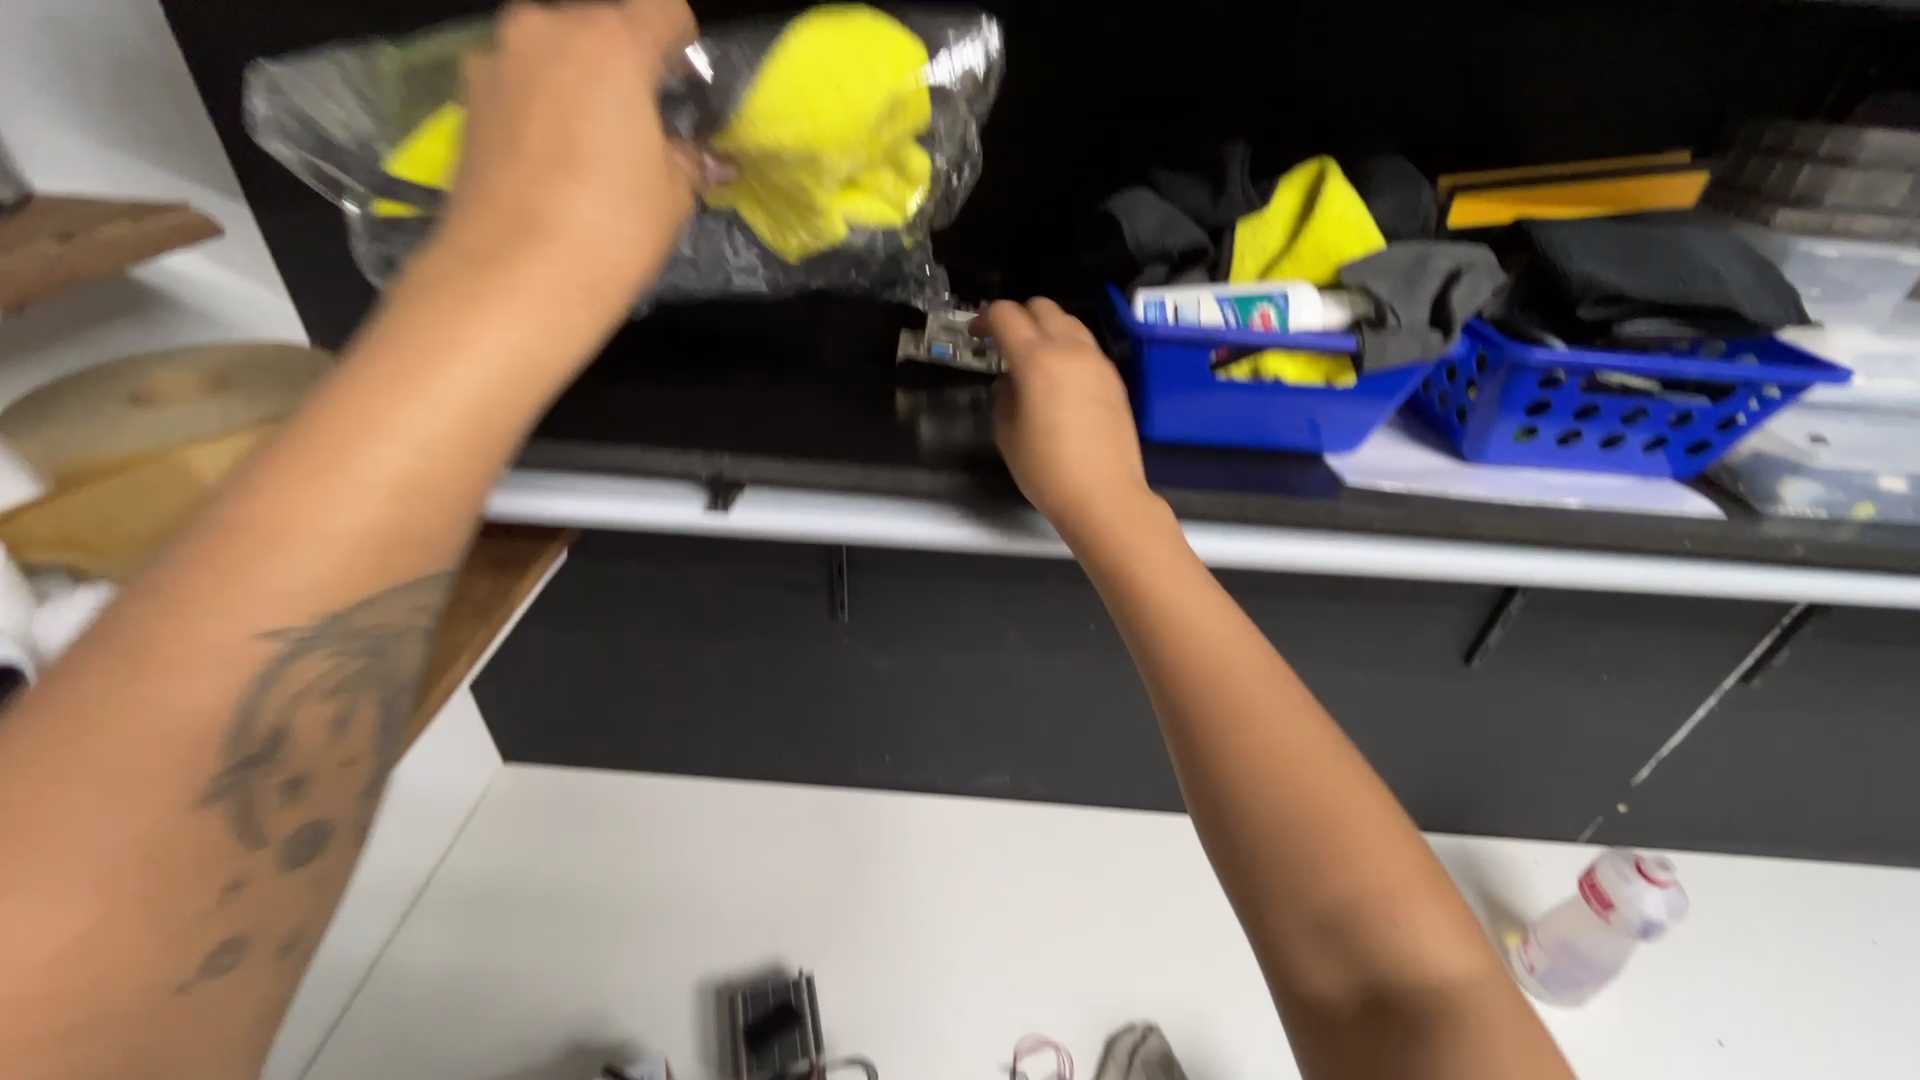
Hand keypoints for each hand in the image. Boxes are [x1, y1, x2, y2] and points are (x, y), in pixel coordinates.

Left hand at [431, 0, 705, 318]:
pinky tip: (554, 164)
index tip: (686, 87)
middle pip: (600, 27)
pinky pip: (521, 86)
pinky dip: (543, 108)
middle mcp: (545, 29)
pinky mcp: (467, 99)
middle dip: (626, 65)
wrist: (513, 277)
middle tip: (643, 125)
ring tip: (595, 149)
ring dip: (580, 84)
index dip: (683, 45)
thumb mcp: (674, 194)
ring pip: (554, 54)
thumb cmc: (612, 228)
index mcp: (610, 41)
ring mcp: (496, 60)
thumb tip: (706, 156)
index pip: (663, 9)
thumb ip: (689, 157)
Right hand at [983, 299, 1159, 544]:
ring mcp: (1098, 362)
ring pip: (1070, 322)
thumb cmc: (1047, 471)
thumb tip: (1009, 384)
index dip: (985, 318)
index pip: (1006, 315)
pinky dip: (1068, 348)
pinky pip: (1087, 347)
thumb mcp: (1008, 436)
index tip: (976, 335)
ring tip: (1033, 358)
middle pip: (1042, 307)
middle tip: (1003, 342)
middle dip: (1018, 317)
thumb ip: (1003, 399)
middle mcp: (1071, 350)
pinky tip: (1059, 379)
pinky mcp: (1115, 379)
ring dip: (1046, 329)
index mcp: (1037, 360)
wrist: (1104, 496)